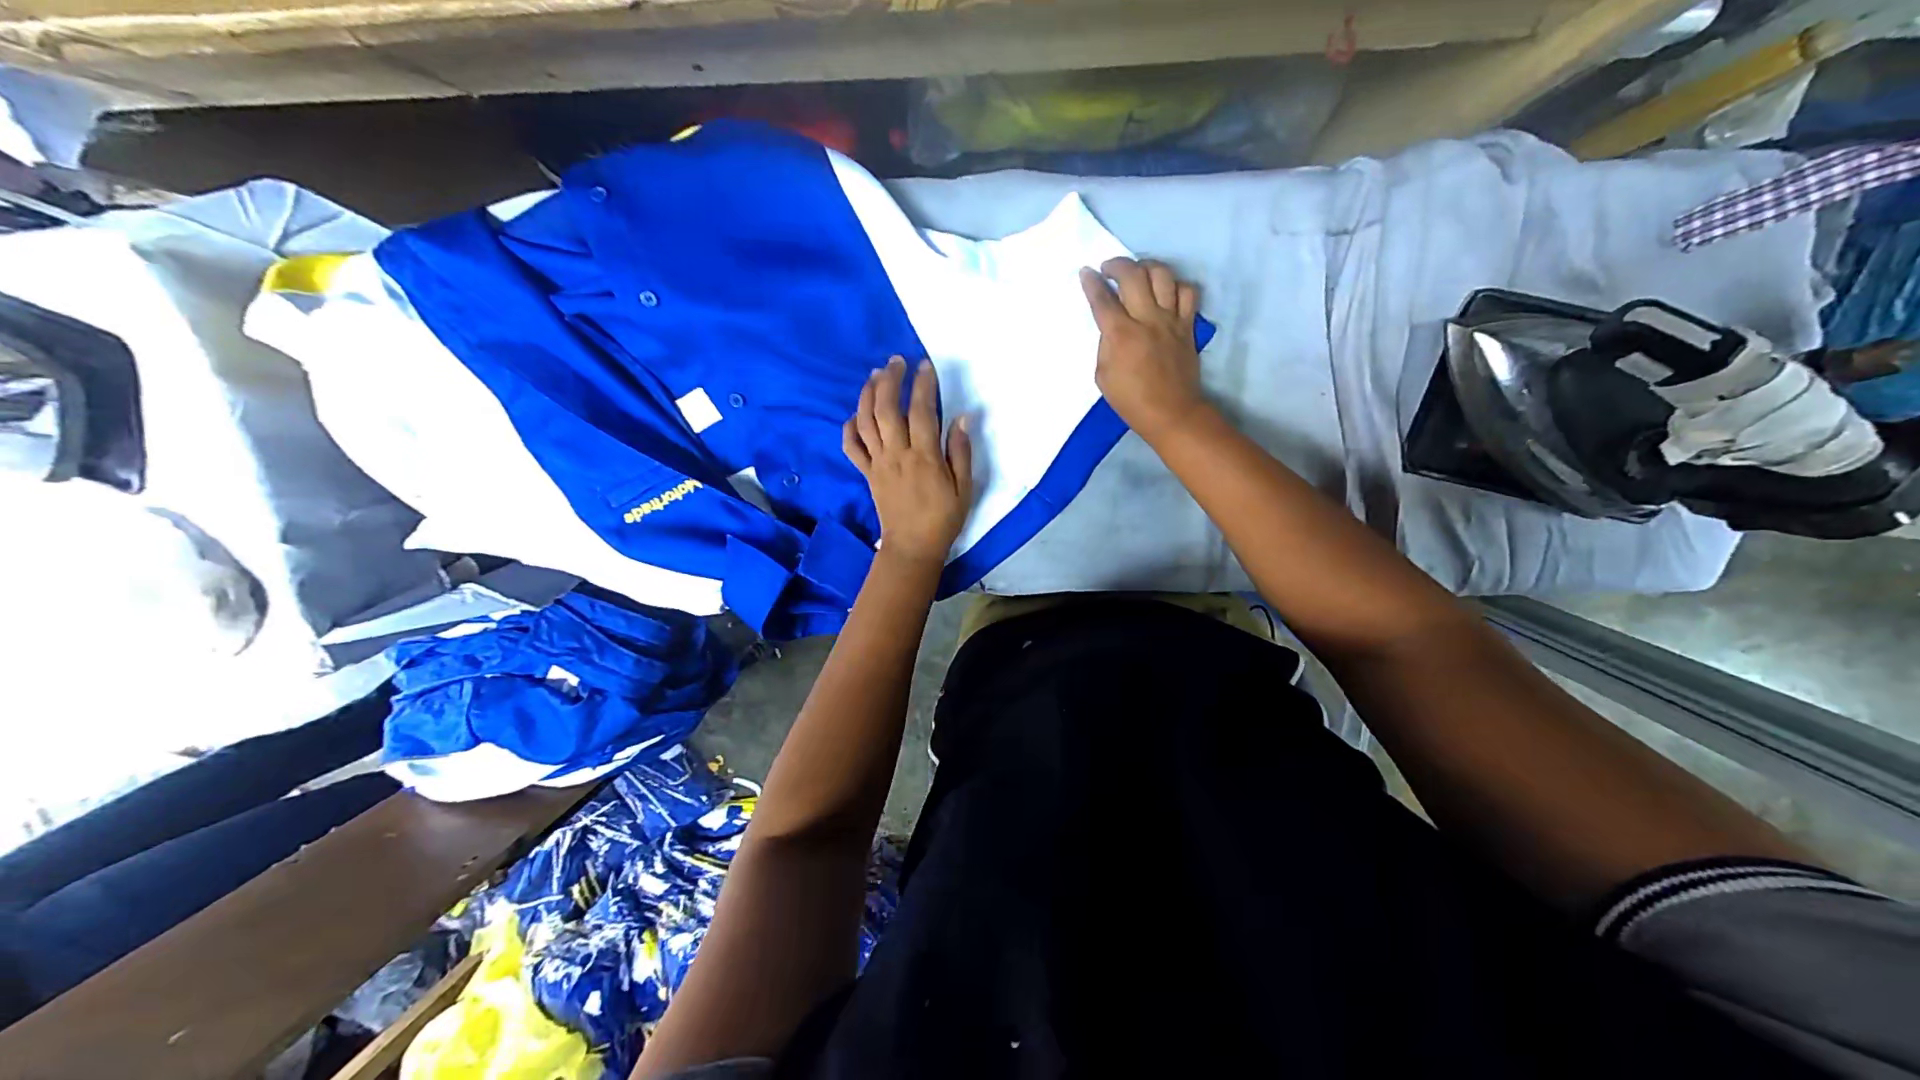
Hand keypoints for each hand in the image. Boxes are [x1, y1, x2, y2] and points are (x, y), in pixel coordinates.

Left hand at [843, 356, 973, 564]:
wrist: (912, 547)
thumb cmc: (943, 518)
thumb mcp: (964, 488)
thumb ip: (961, 452)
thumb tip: (961, 419)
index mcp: (924, 457)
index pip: (921, 411)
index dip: (923, 385)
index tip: (925, 366)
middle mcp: (897, 454)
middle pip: (886, 408)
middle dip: (890, 380)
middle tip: (896, 362)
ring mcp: (878, 463)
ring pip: (866, 422)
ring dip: (868, 394)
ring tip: (874, 375)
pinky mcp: (867, 474)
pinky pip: (852, 448)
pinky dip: (849, 428)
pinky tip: (854, 414)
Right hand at [1079, 257, 1208, 439]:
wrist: (1171, 412)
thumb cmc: (1131, 400)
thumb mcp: (1103, 375)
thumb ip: (1106, 344)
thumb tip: (1112, 325)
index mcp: (1121, 334)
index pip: (1102, 298)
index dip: (1091, 282)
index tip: (1086, 272)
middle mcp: (1147, 319)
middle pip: (1133, 275)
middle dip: (1117, 265)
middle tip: (1108, 269)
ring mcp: (1171, 320)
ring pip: (1162, 275)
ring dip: (1146, 267)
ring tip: (1137, 272)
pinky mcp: (1187, 325)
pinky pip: (1187, 292)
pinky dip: (1175, 285)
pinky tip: (1165, 291)